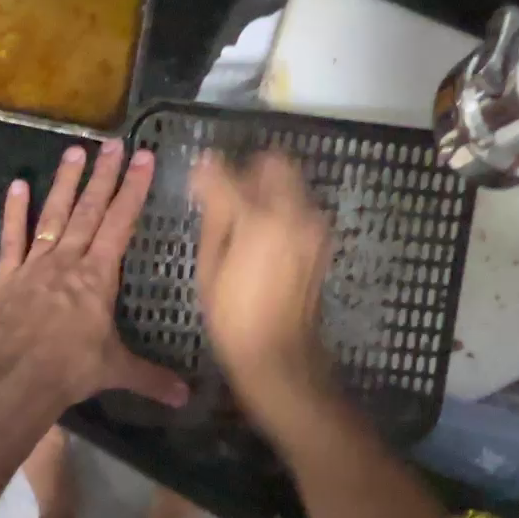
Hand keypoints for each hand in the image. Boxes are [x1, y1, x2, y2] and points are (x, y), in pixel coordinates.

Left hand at [0, 140, 189, 417]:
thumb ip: (152, 378)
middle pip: (88, 211)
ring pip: (53, 217)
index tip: (143, 157)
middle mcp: (68, 262)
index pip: (119, 224)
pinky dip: (13, 213)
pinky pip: (12, 240)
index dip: (133, 190)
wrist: (18, 380)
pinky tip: (16, 185)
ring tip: (74, 151)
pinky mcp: (8, 279)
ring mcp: (36, 267)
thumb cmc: (72, 371)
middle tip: (112, 143)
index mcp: (98, 278)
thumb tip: (187, 397)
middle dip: (103, 176)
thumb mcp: (117, 371)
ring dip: (64, 183)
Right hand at [193, 152, 337, 432]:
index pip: (226, 173)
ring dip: (268, 189)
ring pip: (292, 182)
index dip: (206, 173)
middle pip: (274, 162)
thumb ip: (213, 215)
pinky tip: (264, 238)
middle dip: (248, 171)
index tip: (195, 182)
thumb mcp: (210, 269)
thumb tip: (205, 178)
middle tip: (227, 195)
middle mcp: (293, 212)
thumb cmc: (234, 319)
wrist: (280, 354)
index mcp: (258, 219)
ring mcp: (314, 225)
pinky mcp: (323, 240)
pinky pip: (301, 206)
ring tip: (244, 221)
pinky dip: (282, 209)